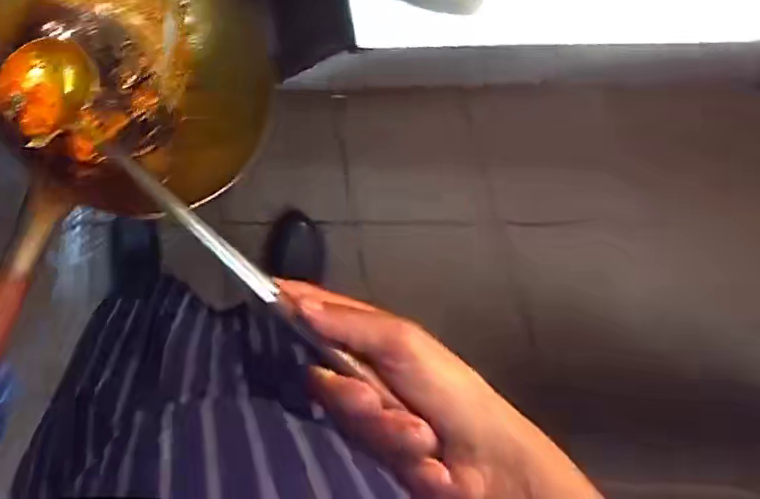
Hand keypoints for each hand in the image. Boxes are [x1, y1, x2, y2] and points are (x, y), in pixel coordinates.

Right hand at [280, 281, 600, 498]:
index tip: (261, 293)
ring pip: (347, 421)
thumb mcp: (401, 341)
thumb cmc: (450, 387)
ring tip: (423, 436)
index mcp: (363, 335)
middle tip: (374, 401)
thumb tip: (297, 302)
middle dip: (348, 394)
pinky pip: (372, 455)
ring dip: (387, 430)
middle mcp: (358, 373)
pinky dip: (408, 459)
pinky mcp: (380, 458)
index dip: (290, 301)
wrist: (498, 466)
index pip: (316, 311)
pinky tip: (434, 464)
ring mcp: (368, 417)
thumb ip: (347, 323)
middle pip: (321, 377)